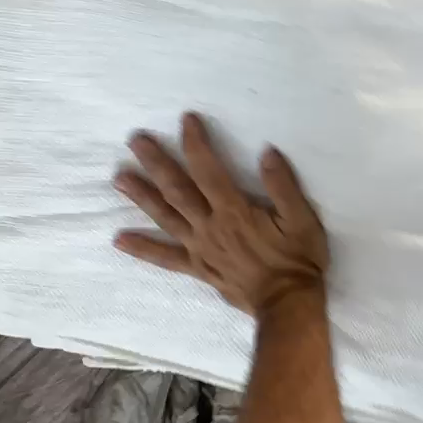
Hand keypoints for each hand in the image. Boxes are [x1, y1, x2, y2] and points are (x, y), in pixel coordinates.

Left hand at [113, 111, 328, 317]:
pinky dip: (142, 248)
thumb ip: (283, 185)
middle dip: (157, 162)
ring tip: (119, 177)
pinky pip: (165, 257)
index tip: (186, 120)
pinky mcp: (198, 268)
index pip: (209, 170)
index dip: (196, 144)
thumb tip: (266, 152)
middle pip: (177, 190)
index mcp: (235, 211)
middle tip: (136, 140)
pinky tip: (120, 239)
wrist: (288, 302)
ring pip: (165, 217)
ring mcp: (199, 248)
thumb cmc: (298, 256)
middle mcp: (210, 227)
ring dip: (141, 196)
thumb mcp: (302, 216)